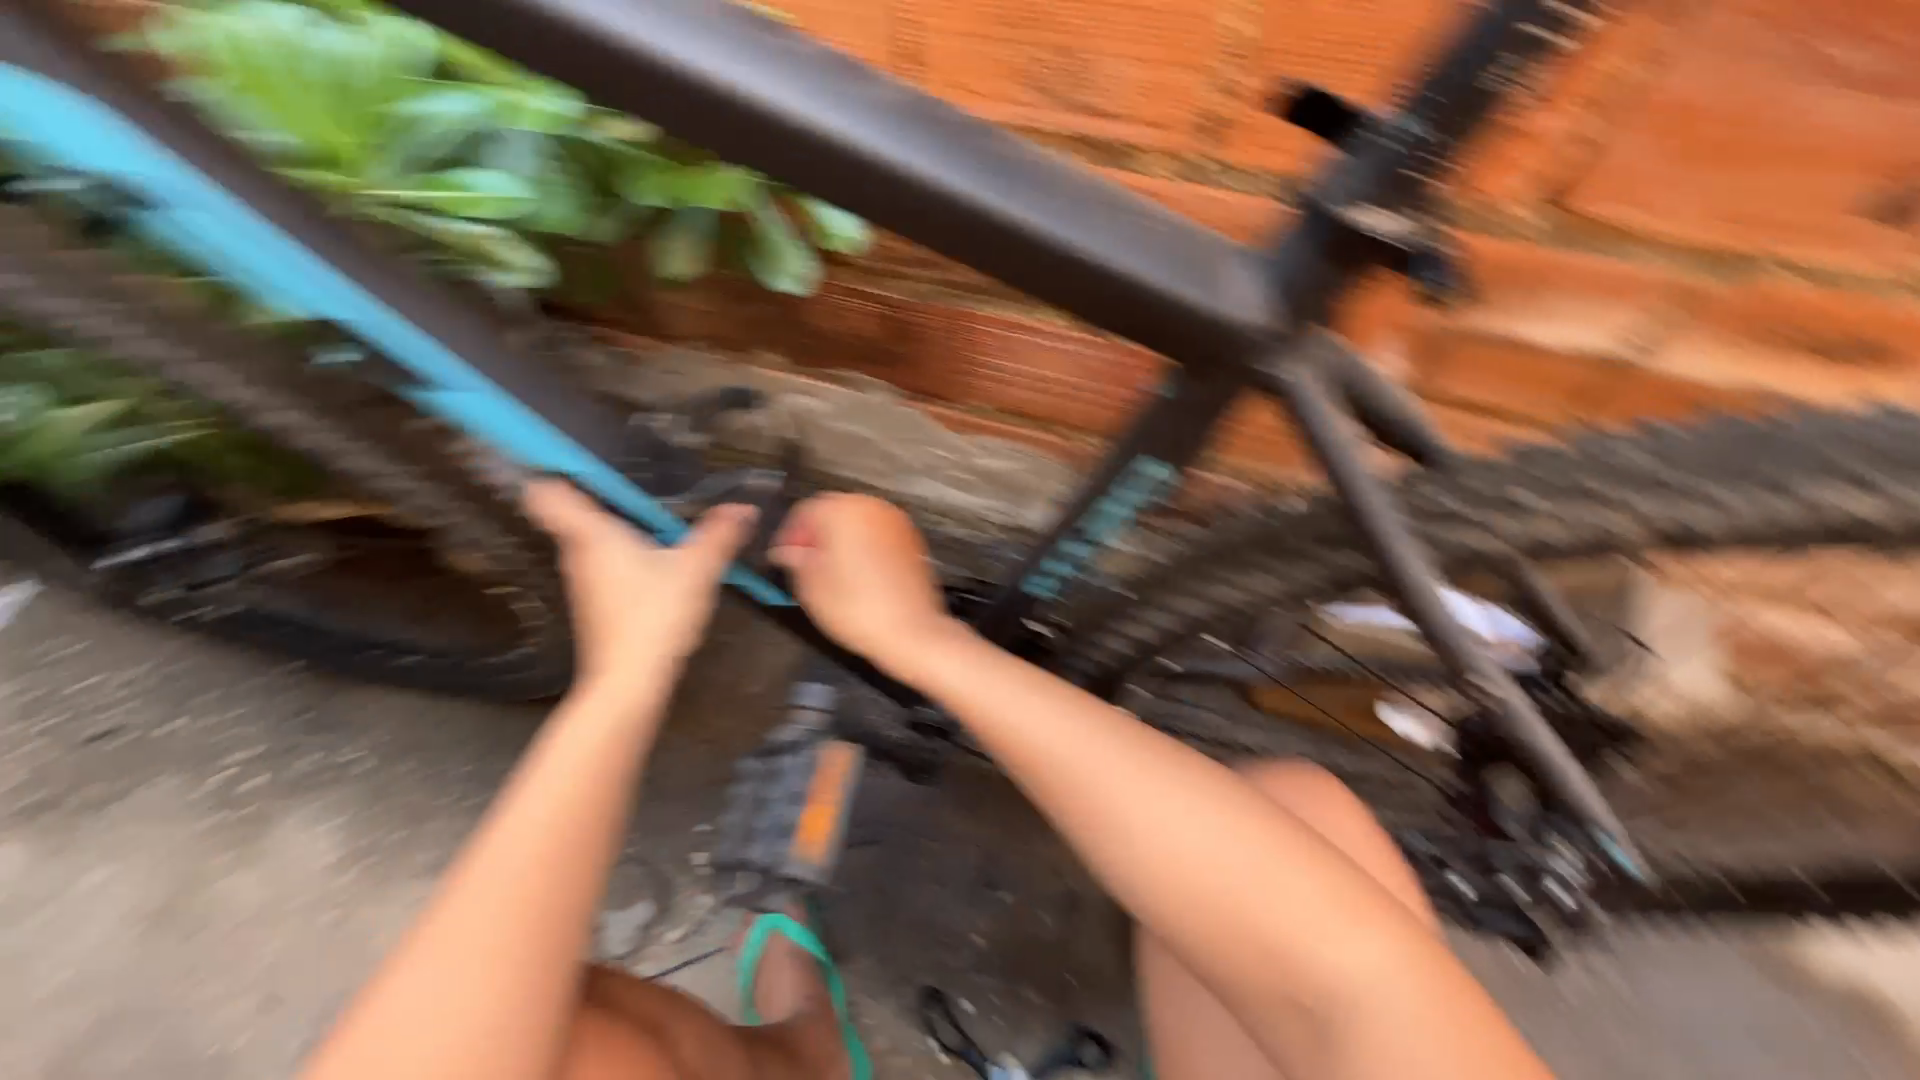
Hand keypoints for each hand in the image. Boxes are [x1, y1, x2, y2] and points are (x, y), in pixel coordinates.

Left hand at [524, 480, 755, 696]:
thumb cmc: (652, 618)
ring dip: (619, 531)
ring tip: (657, 524)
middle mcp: (578, 553)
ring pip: (594, 542)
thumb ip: (719, 535)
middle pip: (576, 514)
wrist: (629, 680)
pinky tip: (659, 566)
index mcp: (592, 533)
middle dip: (605, 499)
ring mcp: (584, 581)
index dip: (555, 469)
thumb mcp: (696, 568)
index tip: (571, 456)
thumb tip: (742, 509)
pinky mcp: (597, 604)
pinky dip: (626, 559)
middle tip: (640, 487)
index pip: (548, 492)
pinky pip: (606, 566)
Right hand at [768, 494, 962, 671]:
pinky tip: (857, 572)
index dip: (789, 535)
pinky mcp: (911, 538)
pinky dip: (863, 544)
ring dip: (839, 538)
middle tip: (803, 562)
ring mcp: (895, 521)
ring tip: (829, 569)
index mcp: (842, 511)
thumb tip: (787, 552)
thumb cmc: (857, 609)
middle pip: (832, 511)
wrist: (910, 631)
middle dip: (815, 533)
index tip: (781, 557)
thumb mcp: (811, 586)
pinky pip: (877, 533)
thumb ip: (795, 561)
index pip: (804, 511)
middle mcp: (871, 507)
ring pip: (856, 521)